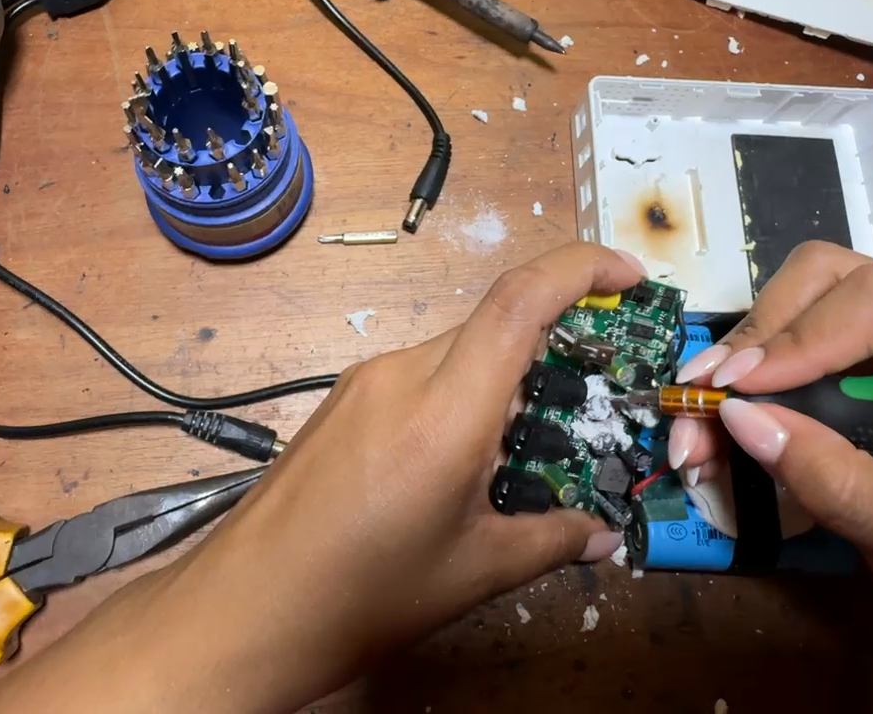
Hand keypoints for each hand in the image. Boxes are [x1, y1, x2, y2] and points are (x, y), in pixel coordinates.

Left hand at [0, 243, 641, 713]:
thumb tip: (605, 536)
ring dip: (507, 371)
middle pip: (495, 321)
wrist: (242, 607)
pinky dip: (464, 389)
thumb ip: (550, 542)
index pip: (519, 301)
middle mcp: (404, 371)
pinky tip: (466, 450)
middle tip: (596, 380)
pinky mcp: (346, 394)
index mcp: (446, 410)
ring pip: (460, 346)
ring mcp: (368, 378)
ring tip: (529, 435)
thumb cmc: (362, 594)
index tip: (630, 274)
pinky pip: (423, 369)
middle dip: (556, 334)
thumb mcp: (472, 573)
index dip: (580, 267)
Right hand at [665, 242, 872, 703]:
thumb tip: (738, 417)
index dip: (806, 336)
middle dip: (760, 333)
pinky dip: (735, 381)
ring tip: (693, 417)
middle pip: (829, 281)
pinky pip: (780, 347)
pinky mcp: (852, 371)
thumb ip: (844, 482)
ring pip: (794, 303)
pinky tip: (708, 426)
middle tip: (708, 391)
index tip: (741, 387)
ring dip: (735, 356)